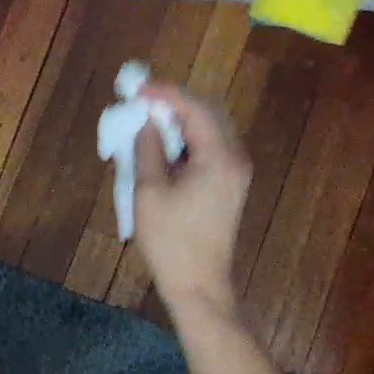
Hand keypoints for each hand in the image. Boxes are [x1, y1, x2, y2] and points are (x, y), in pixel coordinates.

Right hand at [131, 82, 252, 319]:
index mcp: (219, 158)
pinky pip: (211, 144)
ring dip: (182, 116)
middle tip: (143, 100)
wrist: (199, 284)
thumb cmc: (171, 239)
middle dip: (176, 100)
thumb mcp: (149, 190)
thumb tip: (147, 122)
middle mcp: (235, 158)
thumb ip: (148, 148)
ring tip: (149, 117)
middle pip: (210, 111)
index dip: (165, 94)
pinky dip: (188, 134)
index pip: (195, 108)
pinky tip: (164, 140)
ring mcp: (236, 171)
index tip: (137, 90)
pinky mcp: (230, 183)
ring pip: (212, 126)